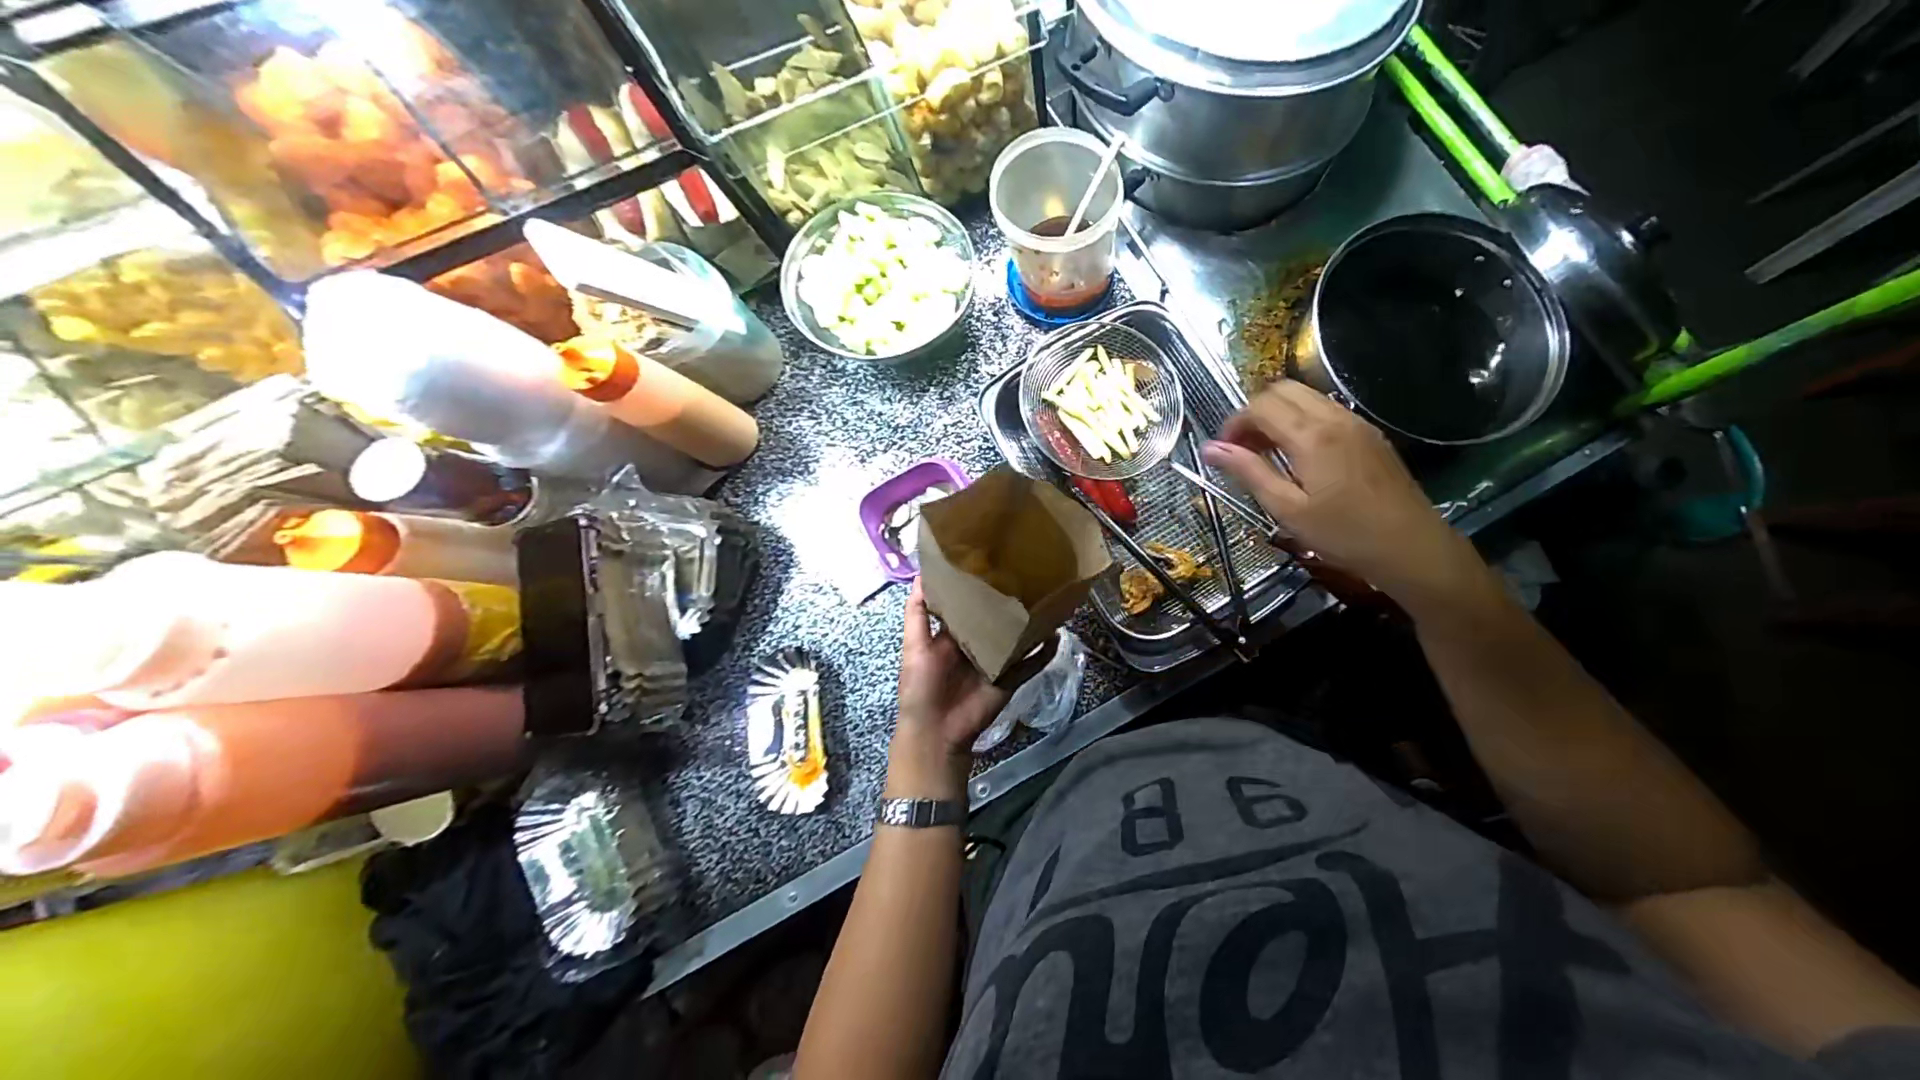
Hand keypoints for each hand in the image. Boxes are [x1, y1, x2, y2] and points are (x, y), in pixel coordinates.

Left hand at [890, 581, 1048, 799]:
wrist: (936, 732)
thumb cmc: (920, 686)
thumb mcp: (914, 646)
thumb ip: (917, 614)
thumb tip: (920, 575)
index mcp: (951, 635)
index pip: (966, 606)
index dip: (975, 587)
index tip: (990, 561)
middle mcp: (976, 645)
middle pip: (994, 619)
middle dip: (1007, 602)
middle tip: (1026, 573)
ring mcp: (995, 662)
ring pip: (1015, 639)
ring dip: (1029, 624)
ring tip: (1047, 598)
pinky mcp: (1009, 679)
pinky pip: (1030, 664)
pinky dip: (1044, 652)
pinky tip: (1057, 635)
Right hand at [1202, 380, 1486, 608]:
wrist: (1411, 547)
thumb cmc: (1343, 534)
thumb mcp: (1286, 509)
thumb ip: (1248, 472)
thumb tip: (1210, 449)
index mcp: (1311, 435)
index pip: (1260, 405)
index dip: (1234, 423)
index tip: (1225, 451)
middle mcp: (1335, 417)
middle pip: (1282, 390)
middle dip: (1255, 412)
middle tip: (1244, 449)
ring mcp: (1356, 423)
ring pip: (1305, 396)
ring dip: (1278, 415)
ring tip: (1268, 454)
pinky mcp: (1369, 434)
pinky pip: (1326, 410)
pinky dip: (1302, 420)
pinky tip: (1299, 456)